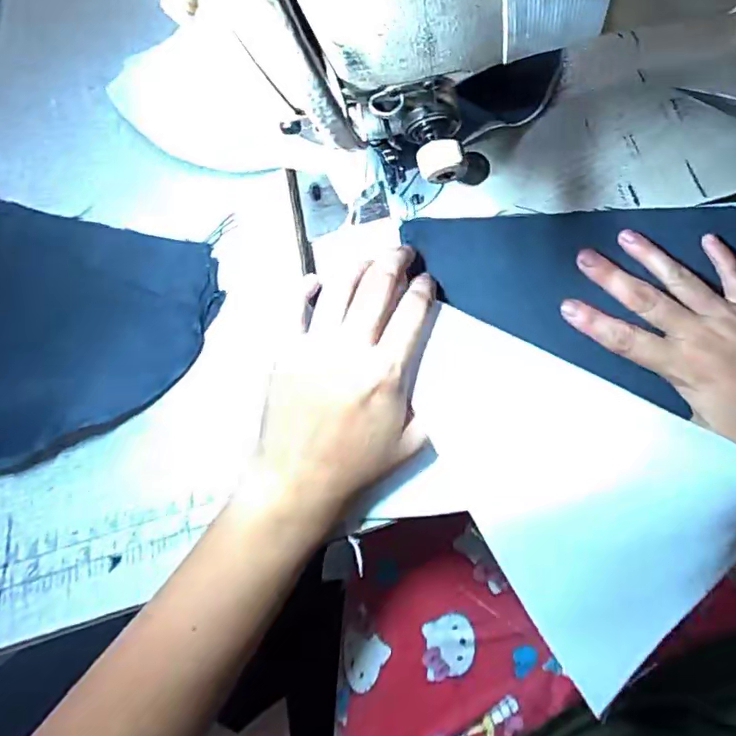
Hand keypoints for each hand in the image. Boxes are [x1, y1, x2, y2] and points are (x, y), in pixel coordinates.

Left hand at [243, 248, 433, 528]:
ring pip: (341, 287)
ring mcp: (315, 347)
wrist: (295, 482)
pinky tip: (320, 280)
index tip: (427, 280)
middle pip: (378, 286)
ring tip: (370, 260)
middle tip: (404, 253)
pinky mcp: (285, 350)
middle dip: (396, 261)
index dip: (423, 288)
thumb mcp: (411, 442)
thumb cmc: (357, 464)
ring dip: (360, 266)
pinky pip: (296, 305)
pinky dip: (308, 286)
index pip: (412, 311)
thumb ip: (434, 407)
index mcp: (387, 372)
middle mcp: (353, 350)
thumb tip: (451, 380)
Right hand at [559, 230, 735, 475]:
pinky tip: (709, 238)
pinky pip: (734, 277)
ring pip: (682, 279)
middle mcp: (698, 333)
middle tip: (586, 256)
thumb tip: (670, 373)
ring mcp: (727, 315)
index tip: (569, 305)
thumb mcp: (709, 423)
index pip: (627, 341)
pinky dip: (721, 256)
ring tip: (628, 236)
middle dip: (611, 277)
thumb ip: (683, 392)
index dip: (595, 323)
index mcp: (683, 366)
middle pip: (646, 300)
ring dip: (652, 257)